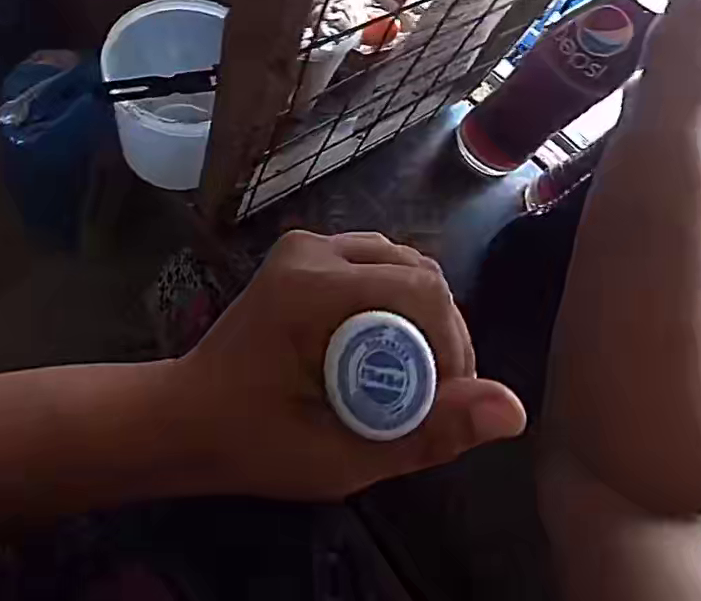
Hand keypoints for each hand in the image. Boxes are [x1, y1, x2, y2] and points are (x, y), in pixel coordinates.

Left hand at [171, 230, 525, 499]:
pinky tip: (383, 345)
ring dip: (421, 315)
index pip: (420, 290)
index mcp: (312, 289)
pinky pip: (373, 261)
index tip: (444, 401)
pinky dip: (394, 300)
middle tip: (435, 394)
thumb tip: (512, 407)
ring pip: (399, 261)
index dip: (453, 346)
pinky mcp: (303, 251)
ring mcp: (304, 244)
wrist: (188, 412)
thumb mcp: (343, 456)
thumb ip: (428, 432)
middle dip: (442, 331)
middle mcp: (311, 250)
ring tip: (413, 374)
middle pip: (415, 270)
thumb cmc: (255, 441)